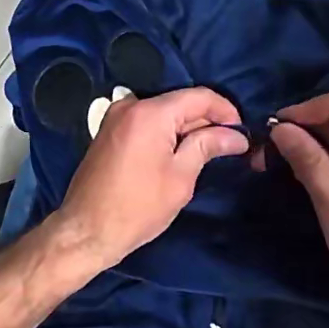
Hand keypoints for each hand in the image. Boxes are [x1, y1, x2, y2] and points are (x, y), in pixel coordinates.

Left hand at [49, 87, 249, 273]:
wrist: (86, 231)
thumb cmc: (138, 207)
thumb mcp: (180, 177)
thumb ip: (207, 146)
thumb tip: (236, 136)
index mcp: (150, 113)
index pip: (199, 96)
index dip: (226, 110)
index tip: (242, 131)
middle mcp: (131, 105)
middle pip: (180, 102)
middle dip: (207, 120)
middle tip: (231, 145)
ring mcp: (117, 116)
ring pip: (164, 111)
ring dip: (188, 127)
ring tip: (209, 150)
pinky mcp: (110, 130)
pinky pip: (147, 121)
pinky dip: (167, 131)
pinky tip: (180, 152)